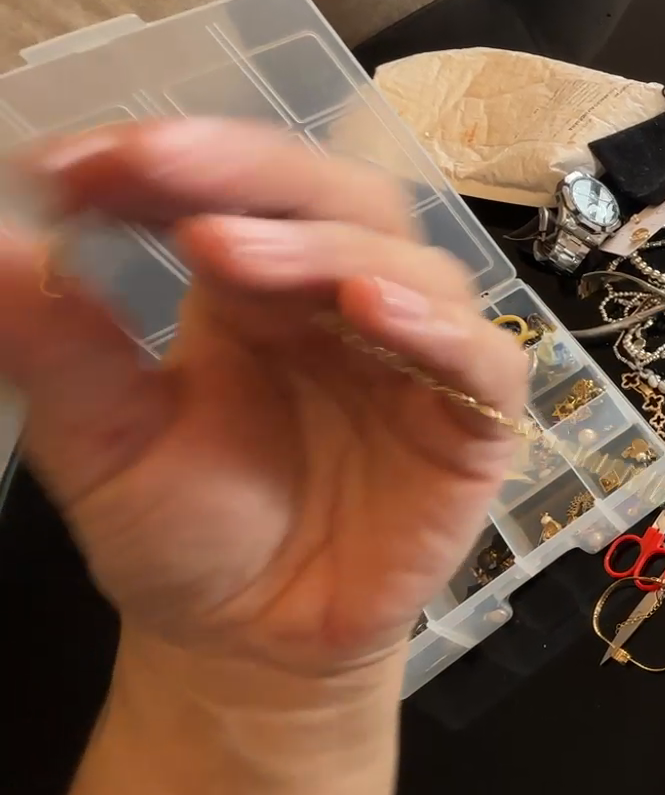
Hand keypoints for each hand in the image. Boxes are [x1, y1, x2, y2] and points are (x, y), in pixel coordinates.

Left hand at [0, 119, 526, 678]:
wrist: (260, 634)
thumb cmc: (190, 534)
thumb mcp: (102, 442)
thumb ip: (64, 351)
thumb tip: (1, 246)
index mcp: (267, 301)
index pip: (259, 197)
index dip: (192, 160)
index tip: (79, 160)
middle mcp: (356, 315)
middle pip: (358, 208)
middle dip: (267, 177)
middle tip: (160, 172)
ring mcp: (426, 363)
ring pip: (425, 272)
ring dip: (338, 248)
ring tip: (231, 253)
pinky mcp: (477, 421)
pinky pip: (485, 359)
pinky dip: (443, 330)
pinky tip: (374, 311)